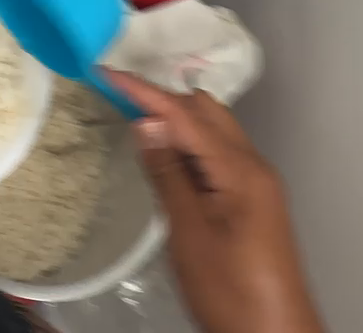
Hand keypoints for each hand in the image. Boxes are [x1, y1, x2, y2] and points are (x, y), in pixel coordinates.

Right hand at [106, 69, 324, 332]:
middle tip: (120, 98)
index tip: (106, 72)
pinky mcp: (253, 198)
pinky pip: (218, 151)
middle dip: (162, 98)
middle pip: (204, 110)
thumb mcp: (189, 233)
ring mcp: (257, 182)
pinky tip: (168, 154)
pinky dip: (190, 142)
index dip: (143, 91)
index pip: (184, 114)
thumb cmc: (230, 291)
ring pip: (213, 128)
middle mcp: (253, 165)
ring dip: (177, 118)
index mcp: (240, 170)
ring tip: (138, 121)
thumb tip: (146, 122)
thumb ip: (167, 173)